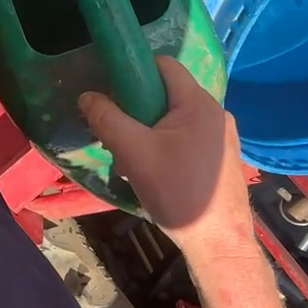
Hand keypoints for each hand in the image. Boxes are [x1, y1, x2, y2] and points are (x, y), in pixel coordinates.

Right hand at [78, 57, 254, 260]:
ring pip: (171, 117)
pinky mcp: (218, 156)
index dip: (133, 72)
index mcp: (198, 103)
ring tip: (132, 158)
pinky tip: (151, 171)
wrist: (218, 242)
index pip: (162, 65)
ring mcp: (220, 136)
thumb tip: (87, 96)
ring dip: (145, 130)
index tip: (110, 95)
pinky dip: (161, 145)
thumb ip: (107, 119)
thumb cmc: (177, 192)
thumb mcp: (133, 152)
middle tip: (117, 133)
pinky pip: (182, 136)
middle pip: (164, 93)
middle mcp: (215, 112)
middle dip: (134, 108)